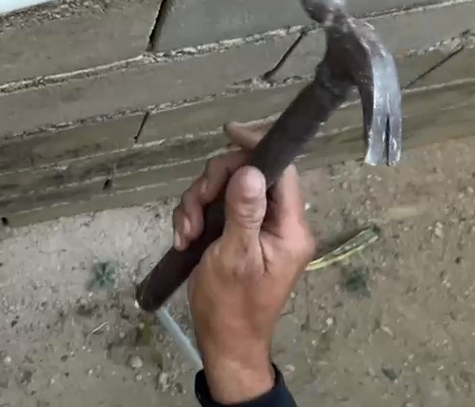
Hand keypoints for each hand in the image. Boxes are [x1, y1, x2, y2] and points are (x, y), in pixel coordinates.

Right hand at [173, 122, 314, 403]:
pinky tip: (185, 237)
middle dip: (212, 184)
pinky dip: (193, 215)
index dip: (257, 146)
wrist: (222, 342)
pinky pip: (212, 203)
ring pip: (223, 186)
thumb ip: (243, 213)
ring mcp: (255, 224)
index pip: (281, 170)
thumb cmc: (232, 305)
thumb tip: (250, 171)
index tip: (228, 133)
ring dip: (197, 203)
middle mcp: (276, 220)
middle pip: (244, 173)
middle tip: (195, 210)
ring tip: (187, 232)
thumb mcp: (235, 258)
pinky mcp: (235, 229)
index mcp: (289, 227)